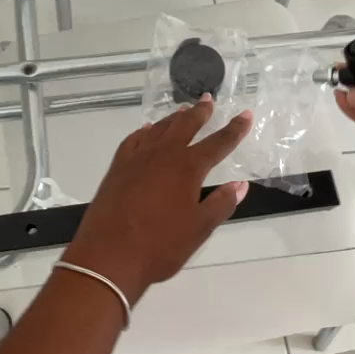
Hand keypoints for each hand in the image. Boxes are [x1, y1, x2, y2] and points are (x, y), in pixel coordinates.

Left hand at [61, 98, 252, 303]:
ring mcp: (136, 158)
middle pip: (185, 126)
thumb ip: (221, 203)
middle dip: (200, 113)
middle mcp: (163, 154)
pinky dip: (145, 132)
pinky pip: (135, 139)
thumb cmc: (160, 245)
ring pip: (160, 129)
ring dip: (174, 118)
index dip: (234, 129)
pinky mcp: (117, 167)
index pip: (217, 143)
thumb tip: (240, 184)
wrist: (109, 254)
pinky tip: (148, 131)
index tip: (245, 114)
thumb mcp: (199, 229)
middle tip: (208, 99)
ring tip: (183, 110)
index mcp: (187, 167)